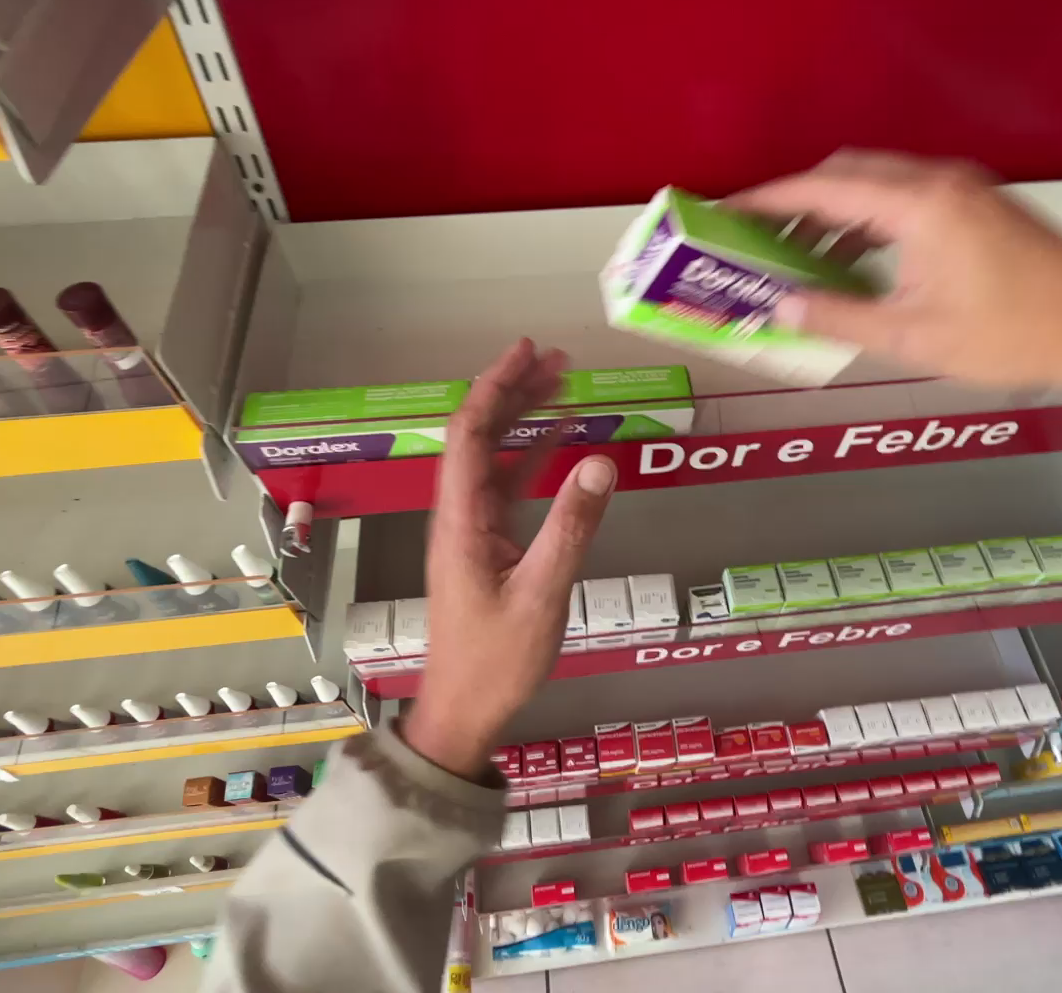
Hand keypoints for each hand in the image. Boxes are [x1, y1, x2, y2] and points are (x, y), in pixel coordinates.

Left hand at [404, 340, 616, 777]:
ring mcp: (473, 529)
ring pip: (496, 459)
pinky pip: (509, 490)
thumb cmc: (497, 658)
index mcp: (462, 518)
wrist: (465, 709)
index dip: (495, 387)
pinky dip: (533, 461)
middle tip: (555, 359)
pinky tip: (562, 445)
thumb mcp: (542, 594)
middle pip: (481, 437)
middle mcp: (461, 513)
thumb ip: (571, 527)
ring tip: (562, 386)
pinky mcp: (487, 546)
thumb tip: (600, 461)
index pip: (471, 435)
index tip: (525, 352)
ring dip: (525, 421)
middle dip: (514, 393)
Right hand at [732, 151, 1061, 429]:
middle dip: (796, 200)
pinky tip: (849, 260)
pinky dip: (865, 221)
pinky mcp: (976, 205)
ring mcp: (962, 188)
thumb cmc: (1010, 336)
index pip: (824, 190)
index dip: (768, 200)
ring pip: (876, 183)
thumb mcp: (912, 337)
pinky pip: (902, 198)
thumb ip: (839, 318)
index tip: (725, 211)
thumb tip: (778, 308)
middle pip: (847, 173)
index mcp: (919, 205)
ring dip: (831, 212)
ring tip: (793, 255)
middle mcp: (938, 180)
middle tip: (755, 236)